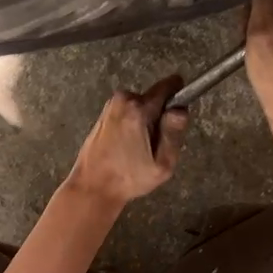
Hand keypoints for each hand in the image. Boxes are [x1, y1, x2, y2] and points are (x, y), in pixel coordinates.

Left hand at [64, 75, 189, 205]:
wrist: (92, 186)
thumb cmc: (128, 178)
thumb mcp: (162, 164)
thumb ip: (174, 133)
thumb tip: (181, 109)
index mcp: (138, 110)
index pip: (169, 86)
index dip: (178, 100)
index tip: (174, 122)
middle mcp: (123, 100)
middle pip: (156, 99)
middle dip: (160, 118)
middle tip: (154, 146)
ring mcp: (111, 105)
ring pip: (143, 106)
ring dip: (146, 123)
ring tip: (138, 149)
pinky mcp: (105, 112)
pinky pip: (130, 112)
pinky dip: (133, 125)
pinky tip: (126, 147)